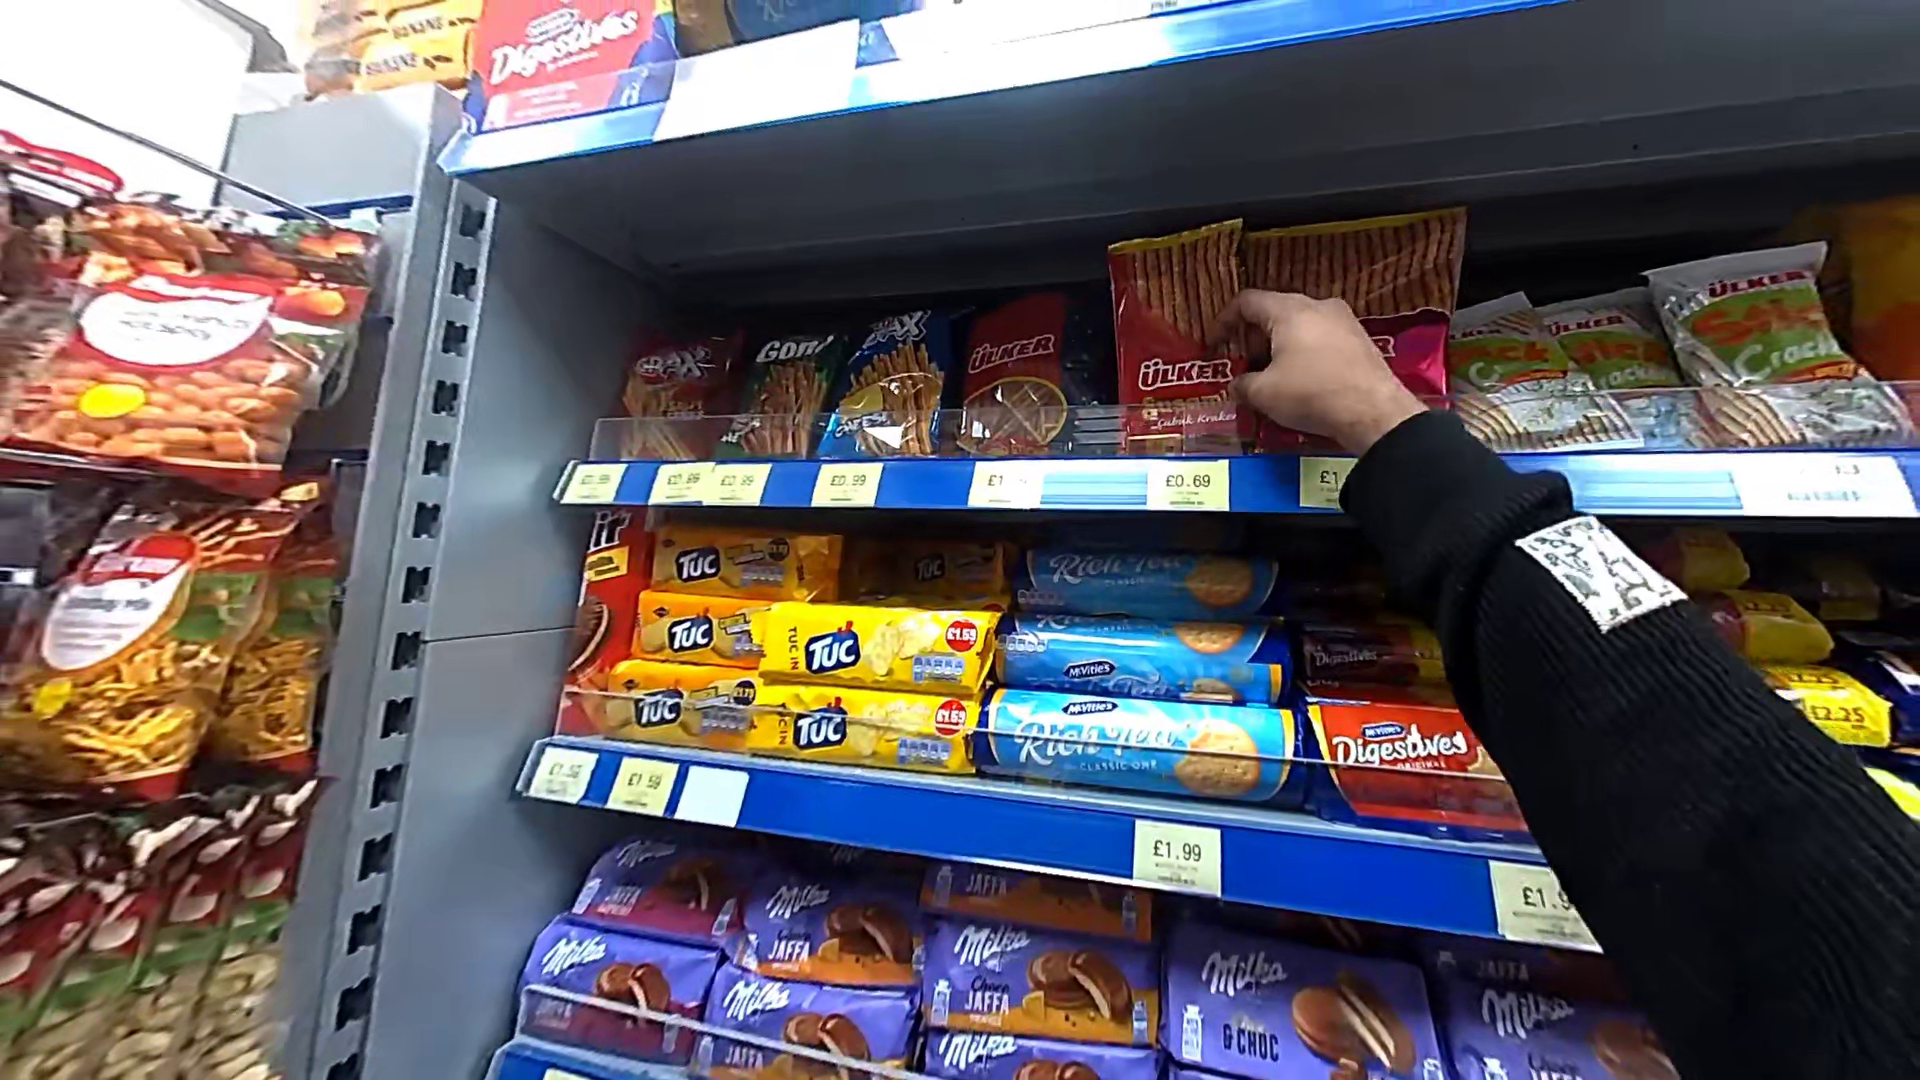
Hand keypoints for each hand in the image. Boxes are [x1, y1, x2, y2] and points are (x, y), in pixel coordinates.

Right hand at [1211, 290, 1426, 454]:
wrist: (1373, 411)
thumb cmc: (1310, 393)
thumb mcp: (1262, 394)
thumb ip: (1241, 384)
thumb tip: (1237, 385)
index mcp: (1289, 311)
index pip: (1246, 301)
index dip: (1223, 321)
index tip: (1213, 345)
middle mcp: (1317, 306)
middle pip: (1272, 311)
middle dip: (1250, 338)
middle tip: (1242, 366)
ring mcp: (1342, 320)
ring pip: (1296, 324)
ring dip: (1274, 346)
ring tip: (1268, 376)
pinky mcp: (1357, 338)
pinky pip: (1317, 337)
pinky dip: (1298, 352)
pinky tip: (1296, 380)